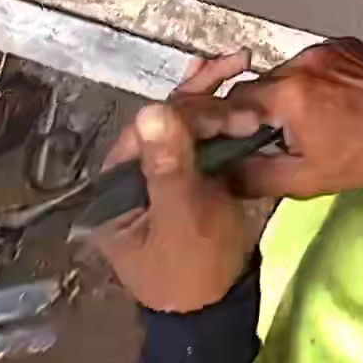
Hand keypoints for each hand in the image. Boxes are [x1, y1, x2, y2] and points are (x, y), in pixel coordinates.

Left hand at [91, 51, 270, 311]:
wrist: (219, 300)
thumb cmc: (194, 267)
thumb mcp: (182, 218)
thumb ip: (169, 166)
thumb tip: (153, 108)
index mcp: (115, 186)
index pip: (149, 129)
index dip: (189, 110)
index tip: (228, 106)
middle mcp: (133, 170)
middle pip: (167, 116)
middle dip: (208, 98)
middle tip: (246, 82)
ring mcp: (163, 167)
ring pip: (184, 116)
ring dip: (213, 90)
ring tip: (240, 61)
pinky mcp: (189, 167)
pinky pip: (200, 128)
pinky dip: (216, 103)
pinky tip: (227, 77)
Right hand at [184, 37, 362, 198]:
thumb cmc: (362, 154)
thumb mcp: (305, 179)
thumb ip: (254, 176)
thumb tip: (220, 172)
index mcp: (287, 94)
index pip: (233, 102)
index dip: (228, 123)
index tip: (233, 138)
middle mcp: (301, 62)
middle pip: (260, 85)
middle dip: (260, 109)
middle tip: (277, 133)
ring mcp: (323, 48)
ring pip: (285, 71)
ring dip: (287, 93)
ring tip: (310, 115)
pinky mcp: (342, 43)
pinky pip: (312, 61)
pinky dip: (312, 78)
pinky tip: (330, 97)